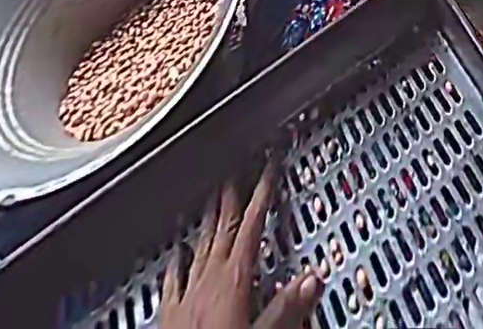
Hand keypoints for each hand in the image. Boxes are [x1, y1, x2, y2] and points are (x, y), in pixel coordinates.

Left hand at [161, 165, 322, 328]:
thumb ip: (286, 308)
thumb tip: (312, 277)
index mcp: (233, 280)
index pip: (252, 225)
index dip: (261, 193)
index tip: (268, 169)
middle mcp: (207, 280)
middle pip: (224, 227)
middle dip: (233, 196)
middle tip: (239, 170)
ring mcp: (186, 295)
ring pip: (201, 245)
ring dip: (210, 219)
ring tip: (213, 196)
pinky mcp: (169, 314)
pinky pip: (174, 277)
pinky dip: (179, 259)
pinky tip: (178, 251)